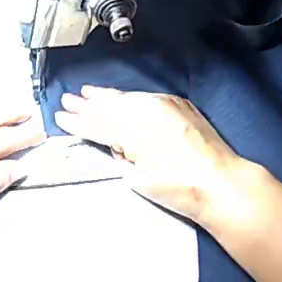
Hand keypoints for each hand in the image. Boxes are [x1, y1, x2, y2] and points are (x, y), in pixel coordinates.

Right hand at [53, 86, 260, 226]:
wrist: (221, 182)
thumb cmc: (181, 188)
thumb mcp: (138, 178)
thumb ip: (122, 157)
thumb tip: (117, 146)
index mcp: (132, 132)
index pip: (97, 125)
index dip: (77, 122)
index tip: (61, 118)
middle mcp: (147, 112)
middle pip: (109, 107)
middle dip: (86, 105)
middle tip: (67, 101)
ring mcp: (165, 105)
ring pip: (127, 98)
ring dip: (106, 97)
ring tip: (89, 93)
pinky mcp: (179, 105)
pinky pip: (145, 97)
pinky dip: (130, 98)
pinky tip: (122, 99)